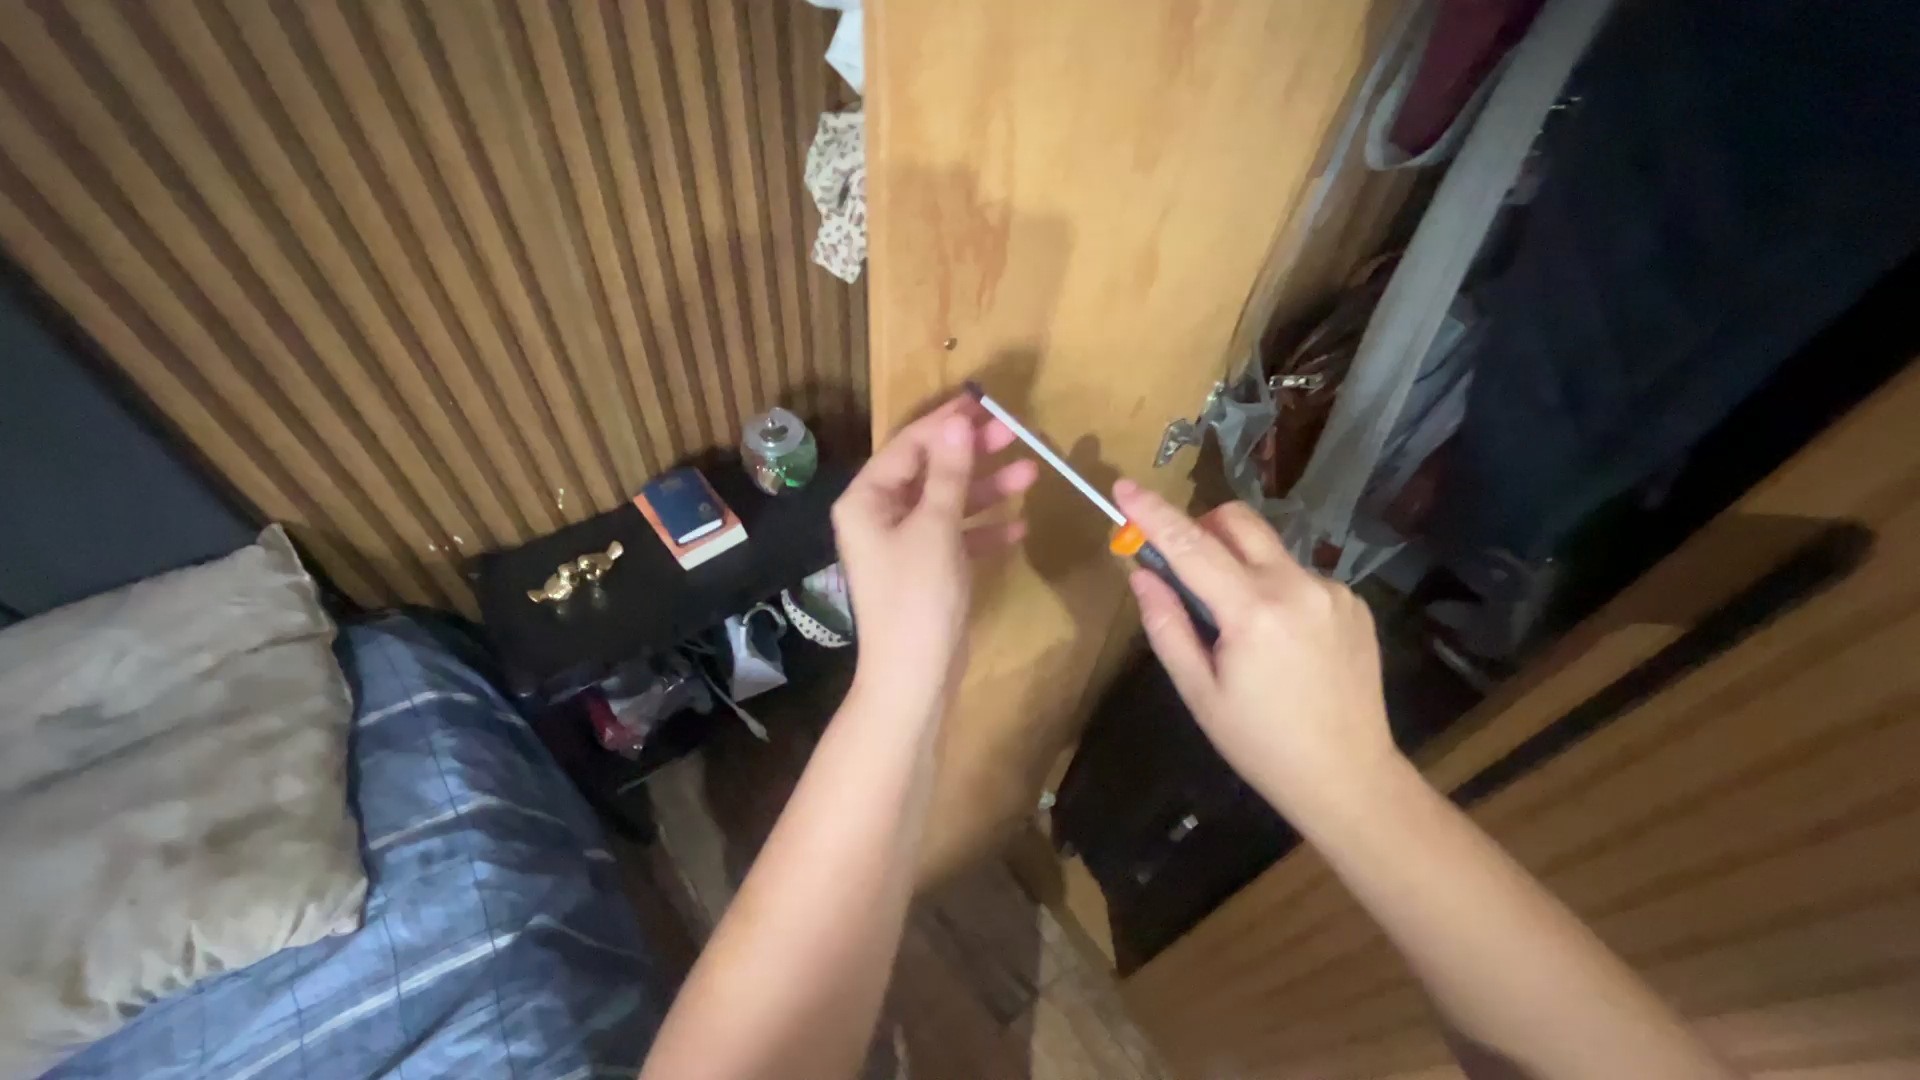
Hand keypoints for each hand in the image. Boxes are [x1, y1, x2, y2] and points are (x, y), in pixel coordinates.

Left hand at [834, 394, 1038, 715]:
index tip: (985, 403)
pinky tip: (1019, 528)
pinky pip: (956, 537)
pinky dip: (984, 531)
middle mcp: (879, 516)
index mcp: (866, 500)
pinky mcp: (926, 569)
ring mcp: (904, 544)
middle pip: (930, 471)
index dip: (946, 423)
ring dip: (987, 490)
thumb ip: (949, 472)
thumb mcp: (936, 527)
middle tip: (1015, 434)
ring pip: (948, 503)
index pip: (908, 446)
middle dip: (973, 454)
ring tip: (1032, 474)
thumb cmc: (917, 596)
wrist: (913, 676)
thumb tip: (957, 419)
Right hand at [1112, 479, 1404, 817]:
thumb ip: (1167, 625)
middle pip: (1238, 521)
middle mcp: (1298, 586)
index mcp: (1254, 612)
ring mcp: (1333, 591)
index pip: (1192, 545)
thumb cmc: (1260, 743)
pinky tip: (1278, 640)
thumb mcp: (1198, 691)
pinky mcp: (1352, 603)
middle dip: (1200, 525)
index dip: (1153, 513)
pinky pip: (1297, 575)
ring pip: (1268, 549)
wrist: (1349, 778)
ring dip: (1238, 563)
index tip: (1124, 486)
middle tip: (1182, 565)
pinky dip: (1272, 588)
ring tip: (1236, 624)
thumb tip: (1143, 574)